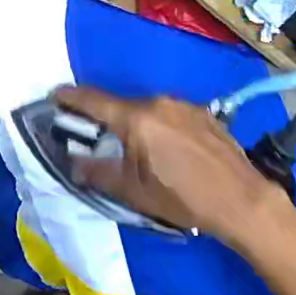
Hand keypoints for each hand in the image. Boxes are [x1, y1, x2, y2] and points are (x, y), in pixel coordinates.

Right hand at [50, 86, 283, 243]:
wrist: (240, 198)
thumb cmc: (183, 199)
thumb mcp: (134, 192)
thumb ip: (100, 172)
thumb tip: (76, 162)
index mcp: (138, 119)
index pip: (95, 101)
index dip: (72, 98)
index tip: (55, 95)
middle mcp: (160, 103)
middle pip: (123, 106)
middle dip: (107, 120)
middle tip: (96, 138)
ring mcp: (185, 105)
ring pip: (149, 110)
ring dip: (137, 125)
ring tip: (137, 151)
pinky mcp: (204, 112)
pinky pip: (171, 115)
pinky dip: (161, 127)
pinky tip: (168, 150)